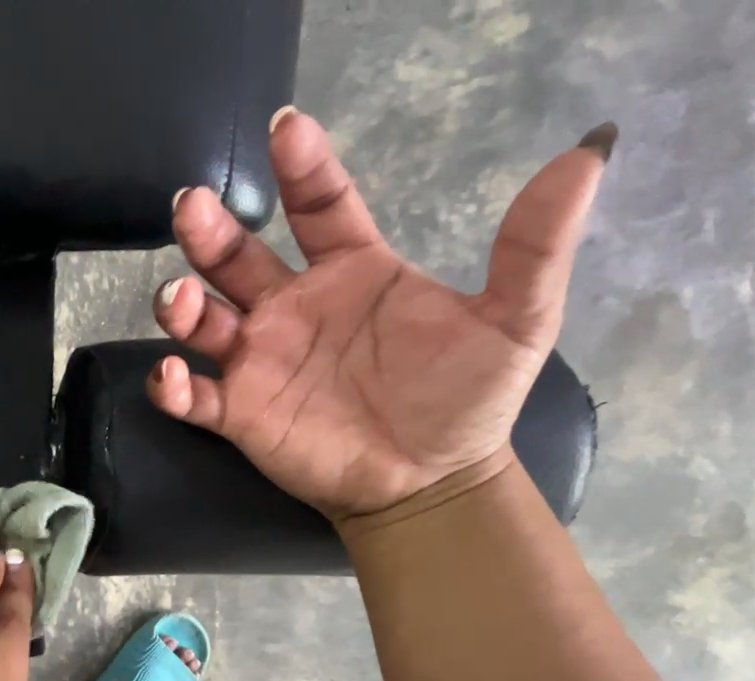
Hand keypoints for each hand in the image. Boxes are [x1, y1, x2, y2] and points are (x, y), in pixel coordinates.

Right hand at [147, 109, 615, 521]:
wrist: (432, 479)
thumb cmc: (464, 398)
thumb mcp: (516, 320)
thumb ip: (533, 247)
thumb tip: (583, 156)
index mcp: (350, 272)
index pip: (318, 207)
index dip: (302, 168)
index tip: (285, 127)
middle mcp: (291, 307)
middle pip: (237, 259)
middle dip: (210, 231)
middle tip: (193, 205)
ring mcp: (258, 360)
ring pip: (203, 321)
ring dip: (182, 305)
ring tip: (182, 298)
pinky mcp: (239, 413)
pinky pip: (193, 397)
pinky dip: (172, 386)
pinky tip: (172, 375)